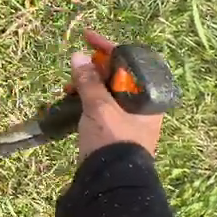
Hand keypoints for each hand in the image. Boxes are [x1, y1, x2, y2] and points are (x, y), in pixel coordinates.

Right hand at [71, 29, 164, 159]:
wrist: (111, 180)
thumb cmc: (112, 140)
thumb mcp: (98, 107)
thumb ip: (88, 81)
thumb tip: (78, 56)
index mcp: (148, 97)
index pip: (129, 62)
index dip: (107, 48)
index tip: (87, 37)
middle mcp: (141, 104)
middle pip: (117, 74)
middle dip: (92, 68)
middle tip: (73, 67)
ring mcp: (128, 117)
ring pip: (105, 89)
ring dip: (86, 83)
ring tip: (68, 88)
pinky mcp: (114, 127)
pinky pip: (99, 103)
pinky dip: (85, 97)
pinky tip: (71, 99)